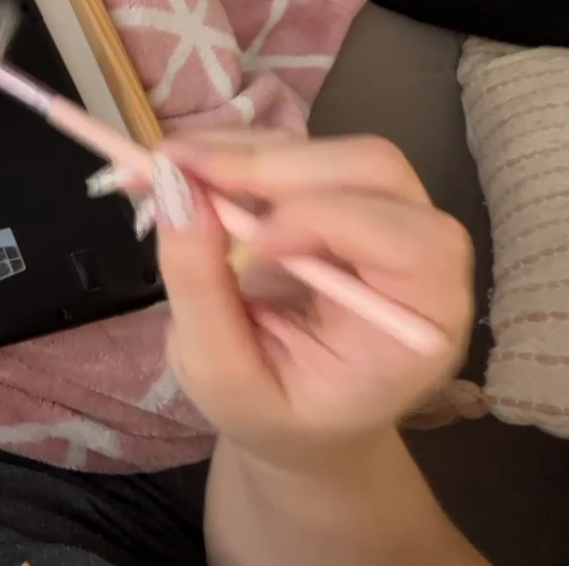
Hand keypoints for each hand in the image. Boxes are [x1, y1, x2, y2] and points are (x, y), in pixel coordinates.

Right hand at [153, 133, 472, 466]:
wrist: (292, 418)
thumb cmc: (269, 411)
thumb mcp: (219, 372)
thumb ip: (197, 284)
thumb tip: (172, 189)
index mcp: (412, 324)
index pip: (409, 240)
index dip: (325, 220)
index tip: (250, 246)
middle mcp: (409, 263)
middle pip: (370, 170)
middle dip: (266, 161)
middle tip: (174, 168)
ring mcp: (368, 225)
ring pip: (318, 150)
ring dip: (232, 149)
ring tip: (156, 169)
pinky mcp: (321, 204)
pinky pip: (279, 154)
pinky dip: (220, 152)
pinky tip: (174, 173)